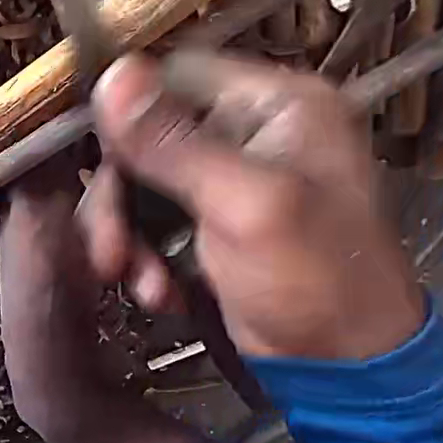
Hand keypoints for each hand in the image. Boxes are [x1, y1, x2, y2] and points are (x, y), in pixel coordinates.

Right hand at [80, 52, 423, 360]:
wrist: (341, 368)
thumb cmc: (314, 279)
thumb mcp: (242, 203)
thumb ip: (172, 142)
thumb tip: (113, 74)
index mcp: (273, 106)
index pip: (172, 77)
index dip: (126, 114)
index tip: (101, 160)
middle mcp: (243, 133)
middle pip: (139, 140)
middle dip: (118, 201)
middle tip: (111, 252)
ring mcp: (220, 179)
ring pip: (132, 185)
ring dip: (123, 236)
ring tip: (137, 280)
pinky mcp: (201, 220)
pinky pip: (143, 220)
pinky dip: (139, 255)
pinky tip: (157, 289)